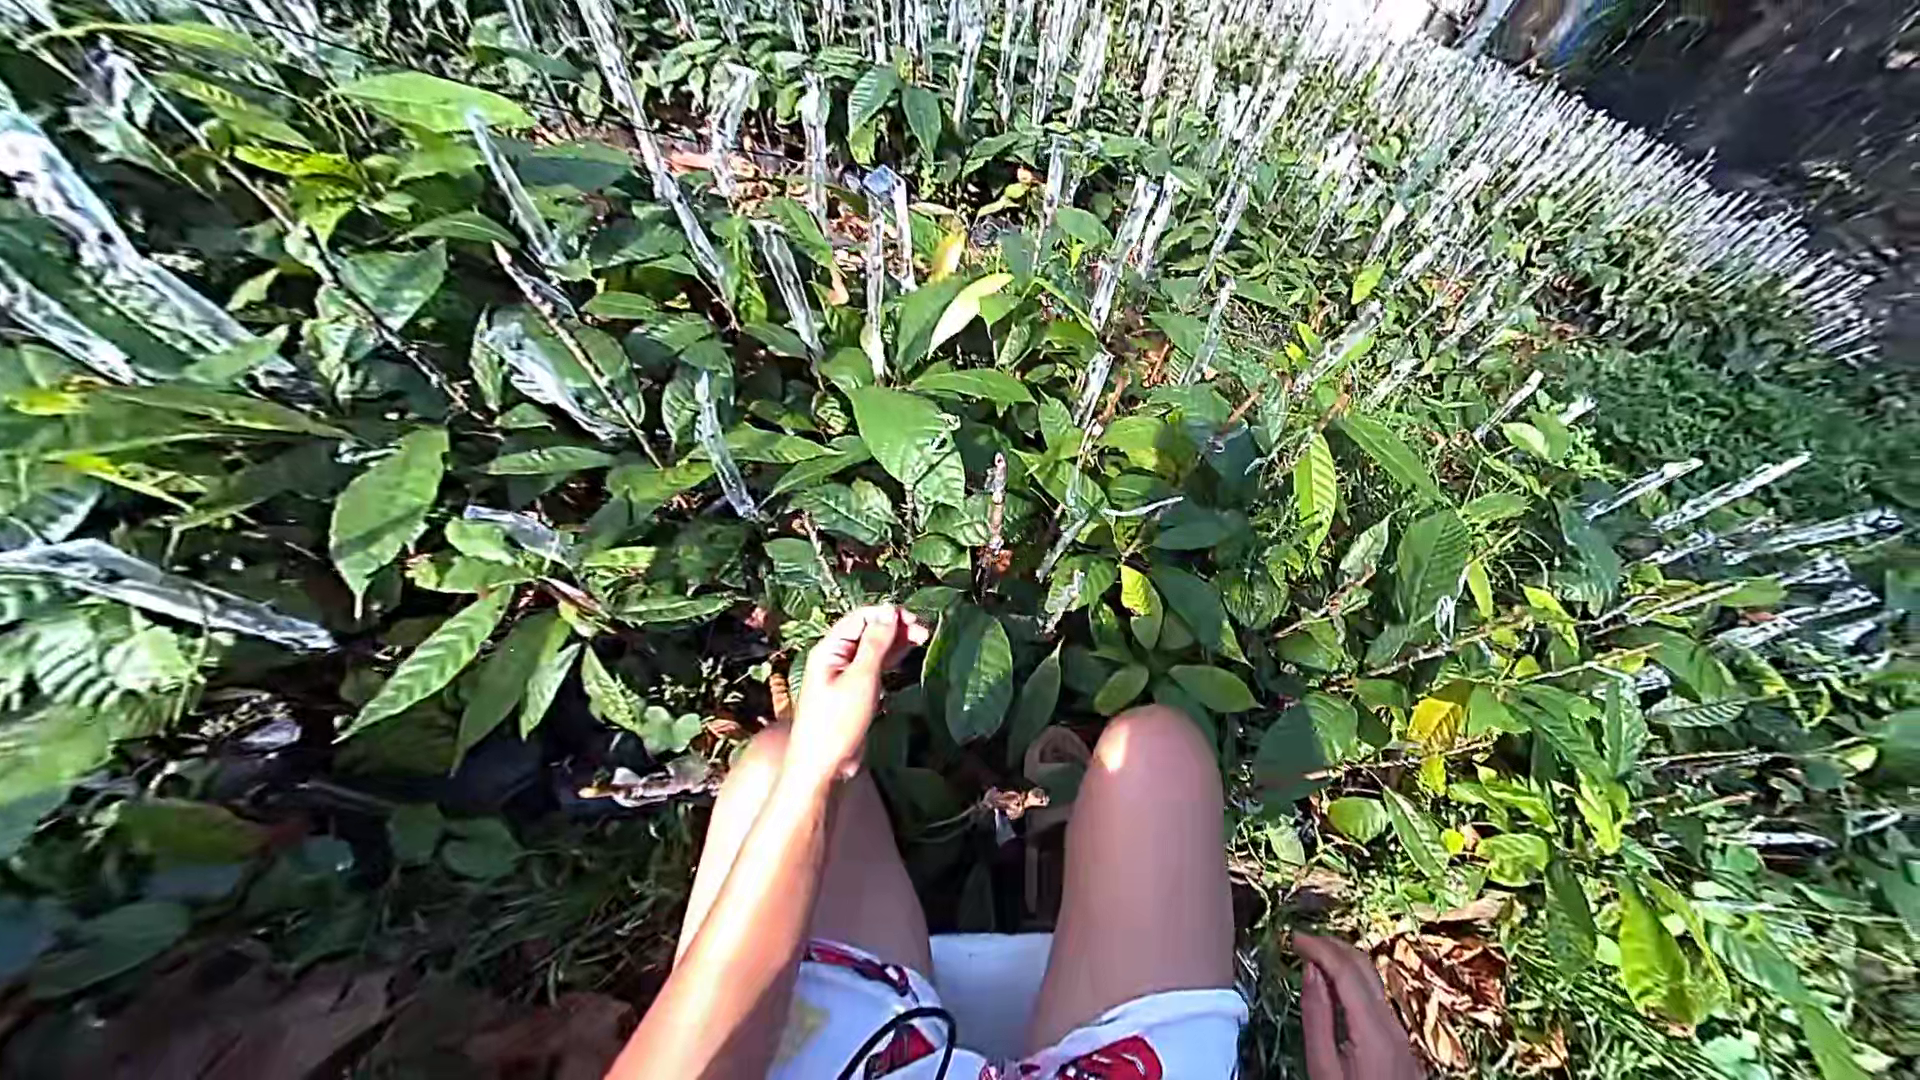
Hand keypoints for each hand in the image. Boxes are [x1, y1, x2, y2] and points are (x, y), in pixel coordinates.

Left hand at [787, 605, 928, 784]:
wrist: (823, 766)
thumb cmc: (838, 722)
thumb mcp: (861, 678)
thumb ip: (876, 643)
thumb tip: (890, 612)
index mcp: (829, 648)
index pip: (860, 617)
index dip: (886, 614)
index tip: (913, 618)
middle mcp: (835, 656)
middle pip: (867, 630)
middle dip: (895, 626)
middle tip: (923, 630)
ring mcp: (845, 673)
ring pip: (873, 647)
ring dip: (896, 640)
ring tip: (922, 637)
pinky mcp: (855, 689)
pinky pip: (874, 664)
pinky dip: (891, 657)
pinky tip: (908, 653)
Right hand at [1295, 933, 1423, 1079]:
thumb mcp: (1322, 1068)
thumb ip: (1316, 1014)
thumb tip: (1310, 969)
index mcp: (1374, 1033)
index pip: (1347, 970)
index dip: (1318, 946)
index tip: (1292, 937)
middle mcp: (1394, 1029)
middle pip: (1365, 967)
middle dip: (1331, 945)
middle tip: (1300, 941)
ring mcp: (1402, 1038)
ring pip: (1373, 980)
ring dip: (1342, 960)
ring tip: (1311, 957)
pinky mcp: (1402, 1046)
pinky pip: (1376, 998)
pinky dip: (1352, 980)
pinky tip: (1331, 985)